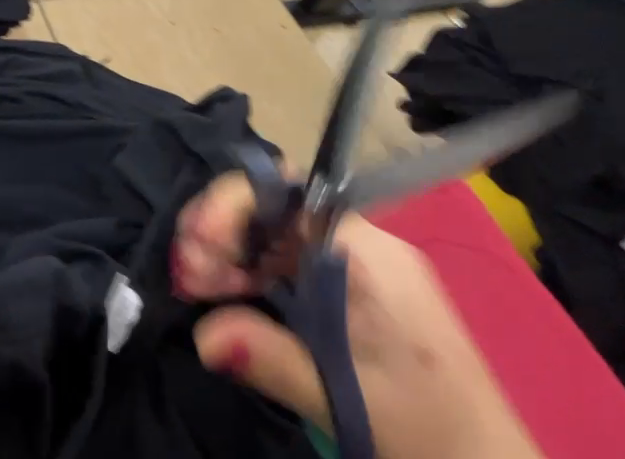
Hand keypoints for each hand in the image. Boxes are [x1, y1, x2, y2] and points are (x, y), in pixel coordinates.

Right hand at [172, 173, 543, 458]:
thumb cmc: (432, 433)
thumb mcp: (349, 400)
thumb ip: (272, 359)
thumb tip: (203, 335)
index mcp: (368, 256)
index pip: (285, 191)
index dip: (229, 207)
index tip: (197, 251)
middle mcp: (362, 247)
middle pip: (269, 208)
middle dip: (217, 235)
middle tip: (191, 284)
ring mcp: (355, 268)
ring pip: (270, 234)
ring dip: (227, 257)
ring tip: (204, 297)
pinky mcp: (348, 292)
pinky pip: (283, 262)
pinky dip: (247, 275)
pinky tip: (234, 306)